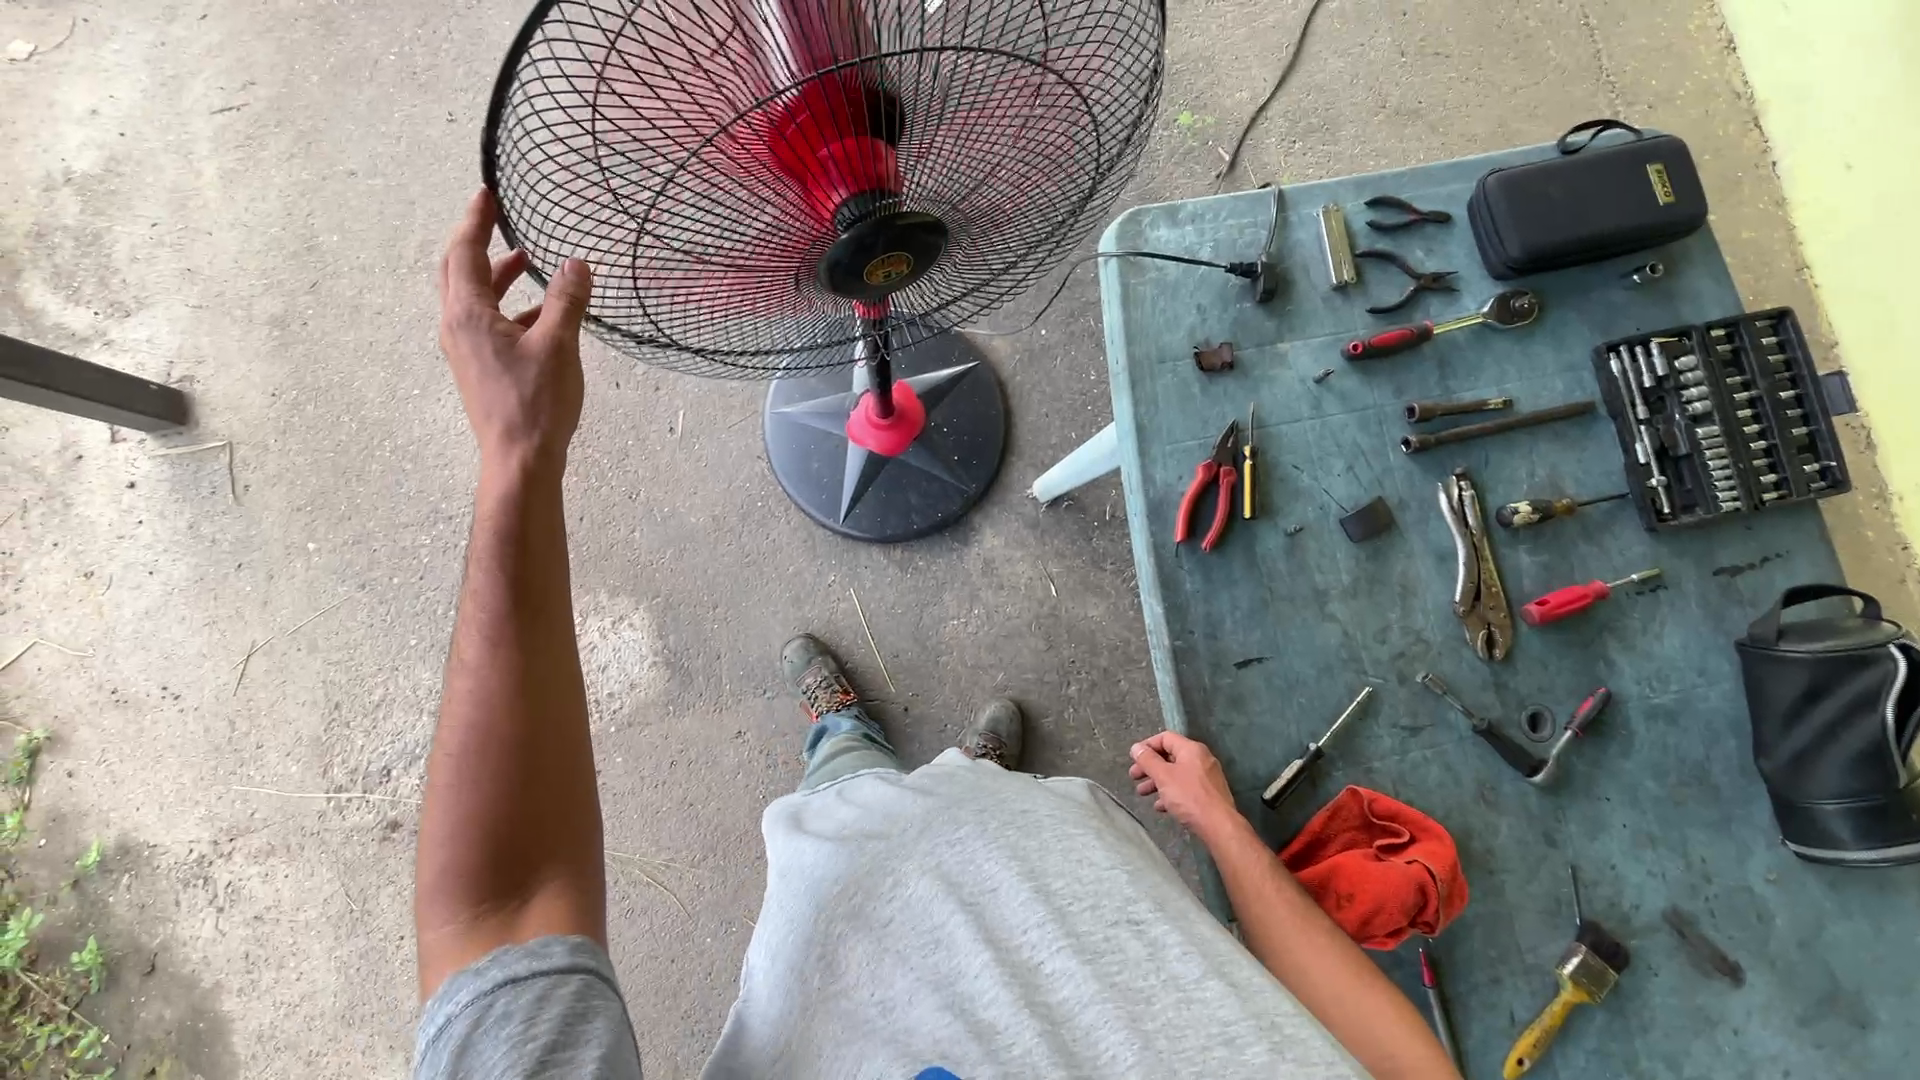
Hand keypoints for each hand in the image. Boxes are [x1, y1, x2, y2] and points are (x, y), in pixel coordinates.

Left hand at [437, 189, 590, 476]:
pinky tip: (538, 316)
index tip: (486, 194)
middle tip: (497, 221)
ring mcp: (464, 350)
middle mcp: (456, 326)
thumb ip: (566, 301)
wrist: (519, 458)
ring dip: (494, 277)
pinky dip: (505, 307)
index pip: (466, 252)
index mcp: (468, 313)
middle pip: (457, 271)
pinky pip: (484, 323)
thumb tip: (577, 264)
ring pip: (471, 298)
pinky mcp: (478, 369)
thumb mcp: (558, 345)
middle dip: (477, 243)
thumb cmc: (537, 401)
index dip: (476, 220)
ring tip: (524, 264)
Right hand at [1129, 732, 1245, 845]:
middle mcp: (1201, 759)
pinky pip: (1186, 788)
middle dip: (1149, 767)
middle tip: (1134, 777)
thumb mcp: (1163, 776)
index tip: (1134, 759)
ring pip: (1176, 774)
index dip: (1147, 746)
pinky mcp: (1209, 795)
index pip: (1165, 738)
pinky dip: (1171, 793)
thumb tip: (1136, 747)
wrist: (1219, 826)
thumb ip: (1147, 760)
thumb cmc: (1189, 796)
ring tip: (1142, 793)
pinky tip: (1161, 806)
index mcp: (1191, 749)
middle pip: (1169, 757)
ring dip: (1157, 782)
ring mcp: (1207, 778)